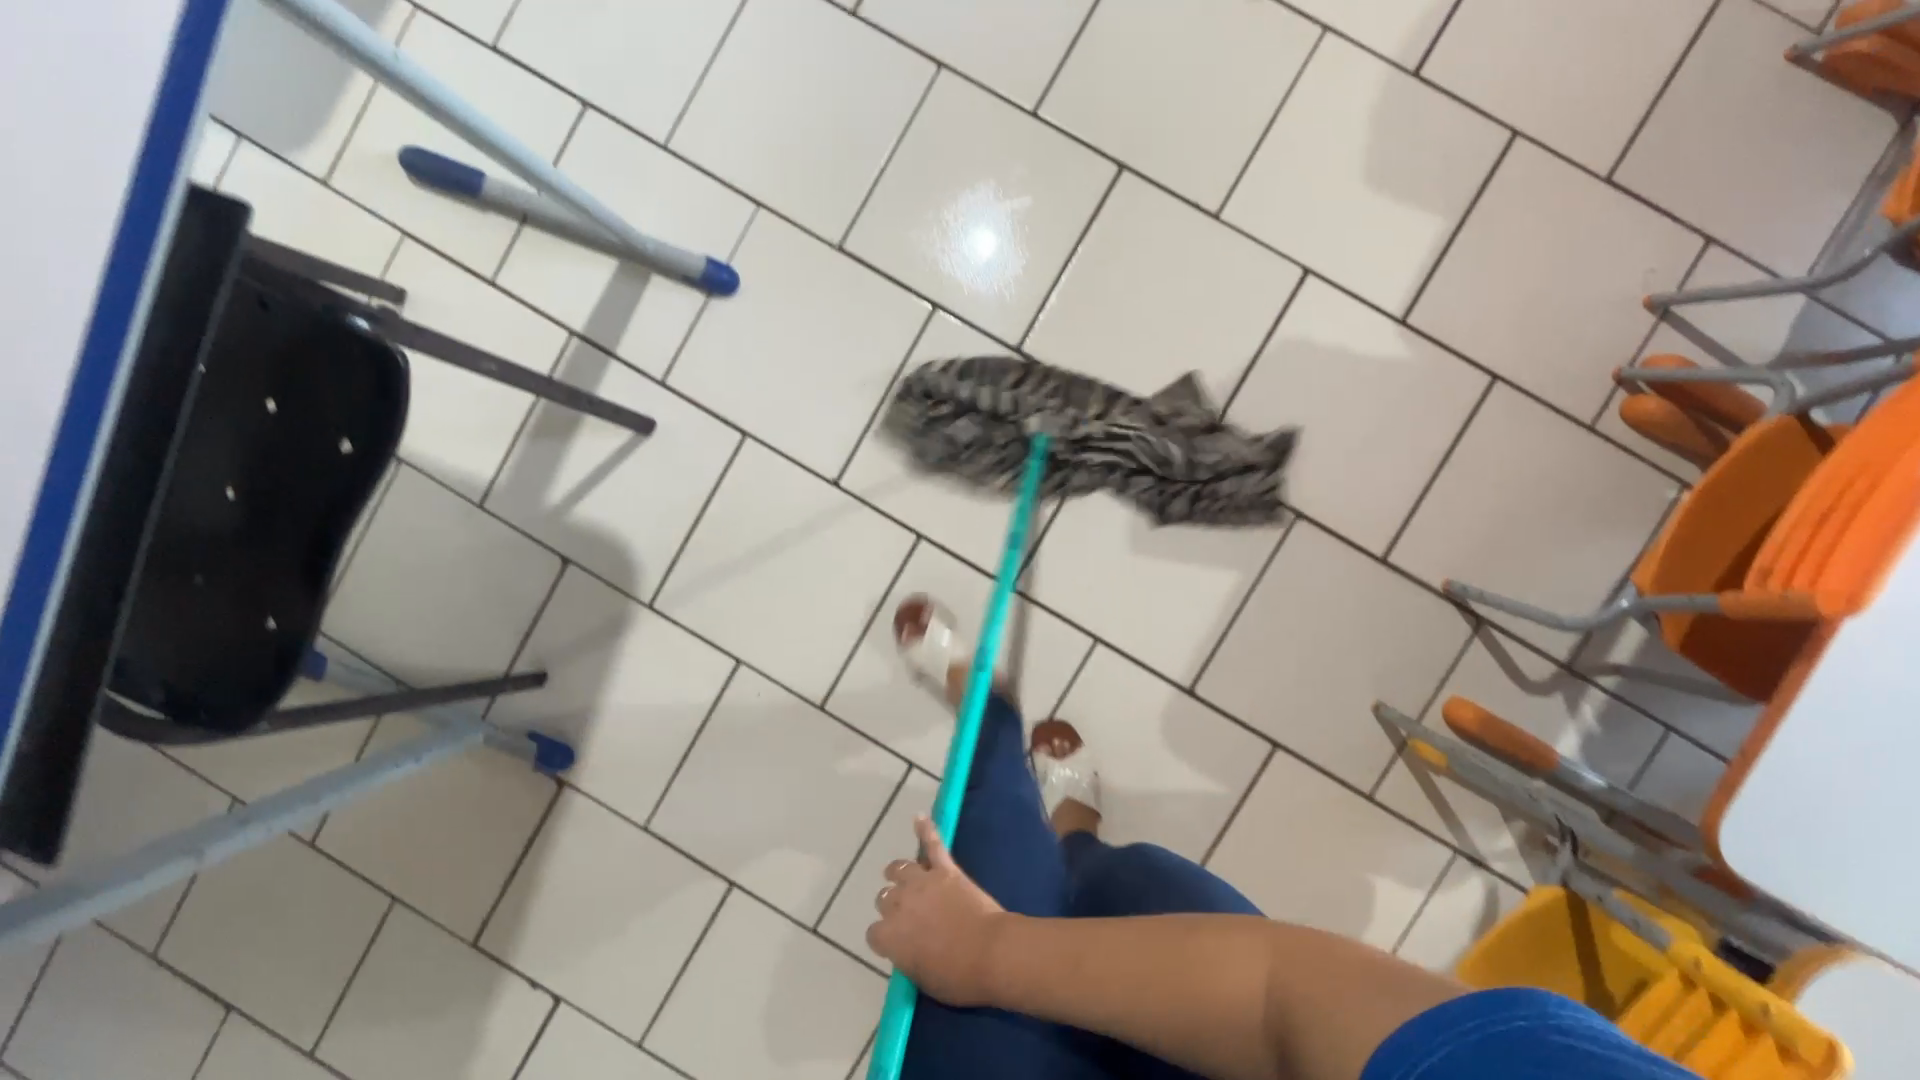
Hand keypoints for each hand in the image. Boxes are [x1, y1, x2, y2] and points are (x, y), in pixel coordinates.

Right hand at [866, 815, 1008, 1006]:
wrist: (991, 953)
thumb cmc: (959, 977)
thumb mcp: (923, 979)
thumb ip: (908, 958)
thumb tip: (907, 949)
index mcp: (890, 937)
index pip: (874, 933)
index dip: (885, 937)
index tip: (896, 943)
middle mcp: (900, 905)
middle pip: (884, 898)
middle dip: (892, 905)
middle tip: (907, 914)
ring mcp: (923, 883)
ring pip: (900, 869)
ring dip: (899, 873)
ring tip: (902, 874)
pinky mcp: (946, 870)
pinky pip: (933, 845)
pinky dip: (927, 830)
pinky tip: (919, 818)